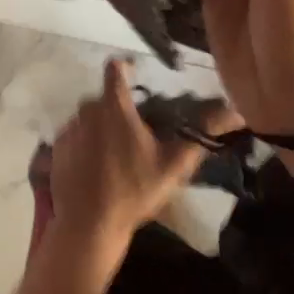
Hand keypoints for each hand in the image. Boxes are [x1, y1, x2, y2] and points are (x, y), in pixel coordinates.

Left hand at [48, 58, 237, 261]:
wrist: (88, 226)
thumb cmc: (133, 191)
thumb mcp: (173, 165)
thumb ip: (201, 135)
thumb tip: (237, 111)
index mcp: (114, 107)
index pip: (116, 68)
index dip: (126, 67)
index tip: (137, 76)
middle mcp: (87, 110)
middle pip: (104, 97)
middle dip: (118, 109)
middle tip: (134, 135)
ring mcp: (68, 129)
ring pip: (88, 117)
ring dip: (100, 127)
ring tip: (115, 156)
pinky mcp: (55, 148)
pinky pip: (74, 136)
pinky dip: (84, 144)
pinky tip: (95, 168)